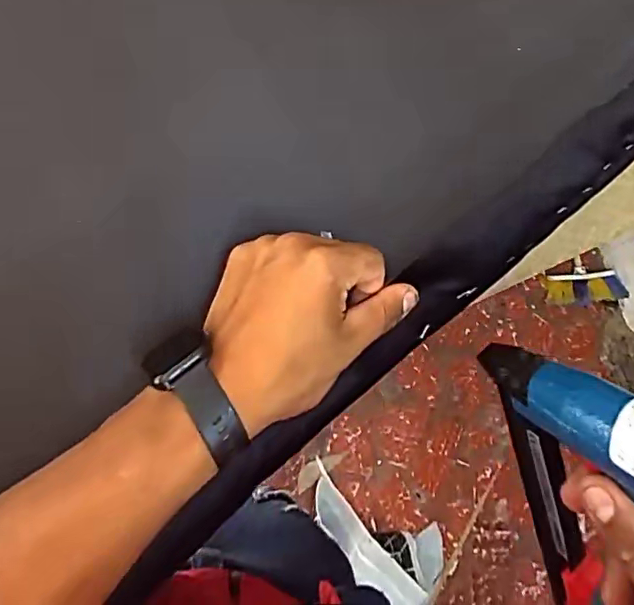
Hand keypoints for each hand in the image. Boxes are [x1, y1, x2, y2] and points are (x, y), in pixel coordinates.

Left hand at [202, 233, 418, 436]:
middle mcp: (292, 245)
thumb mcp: (347, 346)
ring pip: (308, 253)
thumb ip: (383, 311)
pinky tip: (272, 308)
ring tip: (292, 318)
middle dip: (338, 283)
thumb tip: (406, 293)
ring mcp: (263, 248)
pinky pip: (278, 256)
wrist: (227, 389)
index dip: (366, 293)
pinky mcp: (241, 256)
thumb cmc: (284, 372)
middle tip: (318, 322)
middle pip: (339, 253)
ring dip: (309, 277)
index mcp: (323, 262)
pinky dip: (280, 275)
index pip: (372, 259)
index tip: (345, 316)